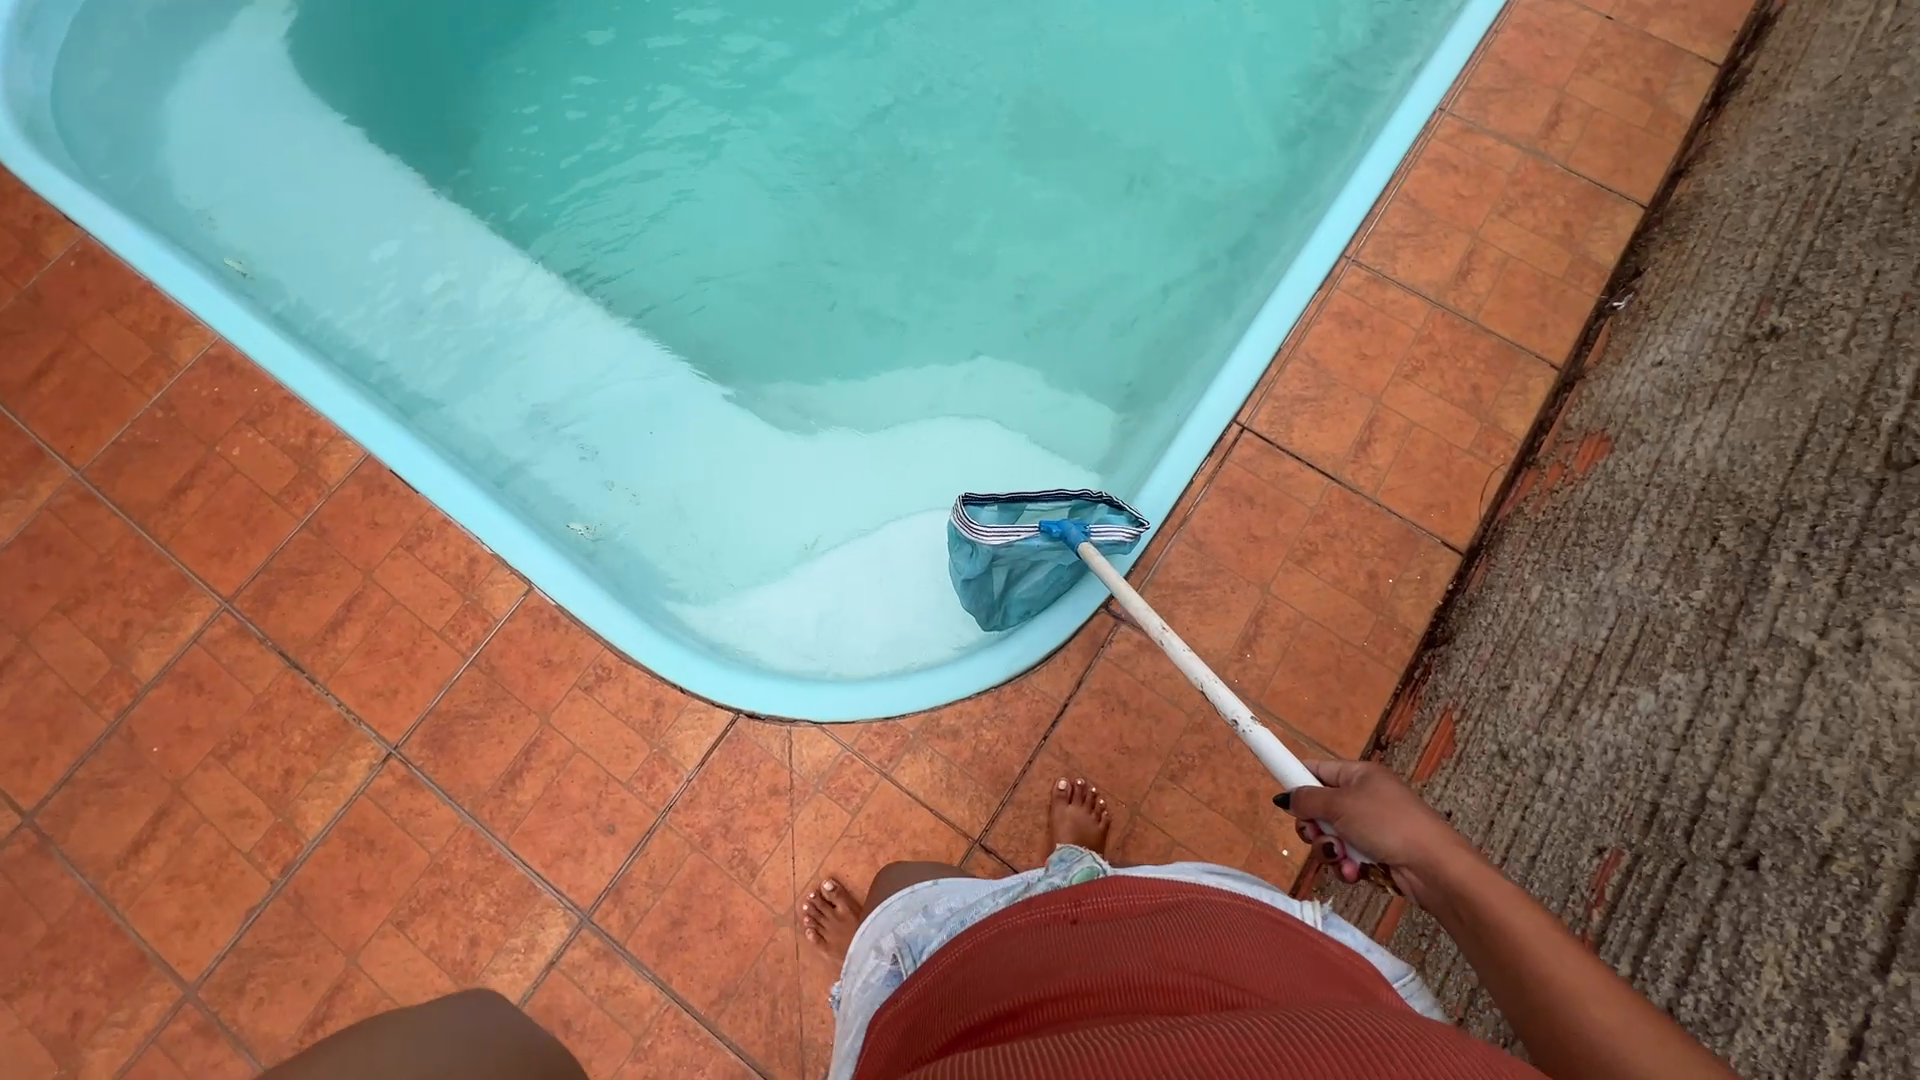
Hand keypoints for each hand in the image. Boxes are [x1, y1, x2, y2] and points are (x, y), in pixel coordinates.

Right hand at [1275, 759, 1484, 907]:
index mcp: (1358, 775)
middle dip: (1313, 826)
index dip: (1296, 780)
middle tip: (1317, 833)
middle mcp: (1363, 799)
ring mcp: (1370, 828)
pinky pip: (1346, 857)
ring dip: (1330, 850)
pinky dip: (1346, 865)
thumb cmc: (1388, 824)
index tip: (1280, 795)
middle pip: (1318, 808)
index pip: (1317, 769)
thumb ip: (1306, 799)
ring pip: (1330, 837)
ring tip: (1343, 858)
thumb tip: (1285, 797)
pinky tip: (1355, 872)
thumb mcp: (1340, 805)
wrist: (1436, 868)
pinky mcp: (1376, 855)